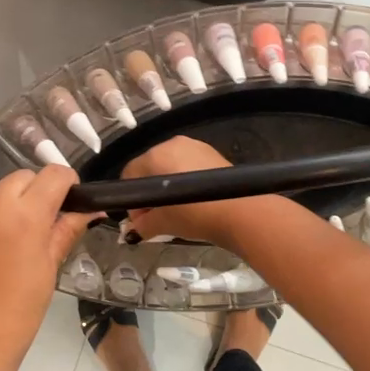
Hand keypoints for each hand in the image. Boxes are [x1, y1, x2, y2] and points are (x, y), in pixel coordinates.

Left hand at [0, 165, 94, 356]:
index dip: (68, 183)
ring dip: (10, 204)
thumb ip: (67, 230)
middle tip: (45, 220)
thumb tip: (91, 210)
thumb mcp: (51, 266)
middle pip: (22, 177)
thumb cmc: (23, 308)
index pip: (54, 175)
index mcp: (26, 215)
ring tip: (16, 237)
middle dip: (37, 190)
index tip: (71, 200)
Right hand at [122, 136, 260, 248]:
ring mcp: (193, 145)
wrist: (239, 212)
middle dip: (150, 191)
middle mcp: (171, 144)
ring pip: (169, 164)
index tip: (141, 219)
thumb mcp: (161, 224)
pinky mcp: (211, 151)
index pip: (129, 175)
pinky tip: (194, 198)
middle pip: (149, 166)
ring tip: (178, 208)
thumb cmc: (194, 215)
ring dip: (168, 184)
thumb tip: (136, 226)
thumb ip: (141, 224)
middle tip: (158, 215)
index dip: (132, 200)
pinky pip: (188, 163)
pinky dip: (185, 179)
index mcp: (153, 156)